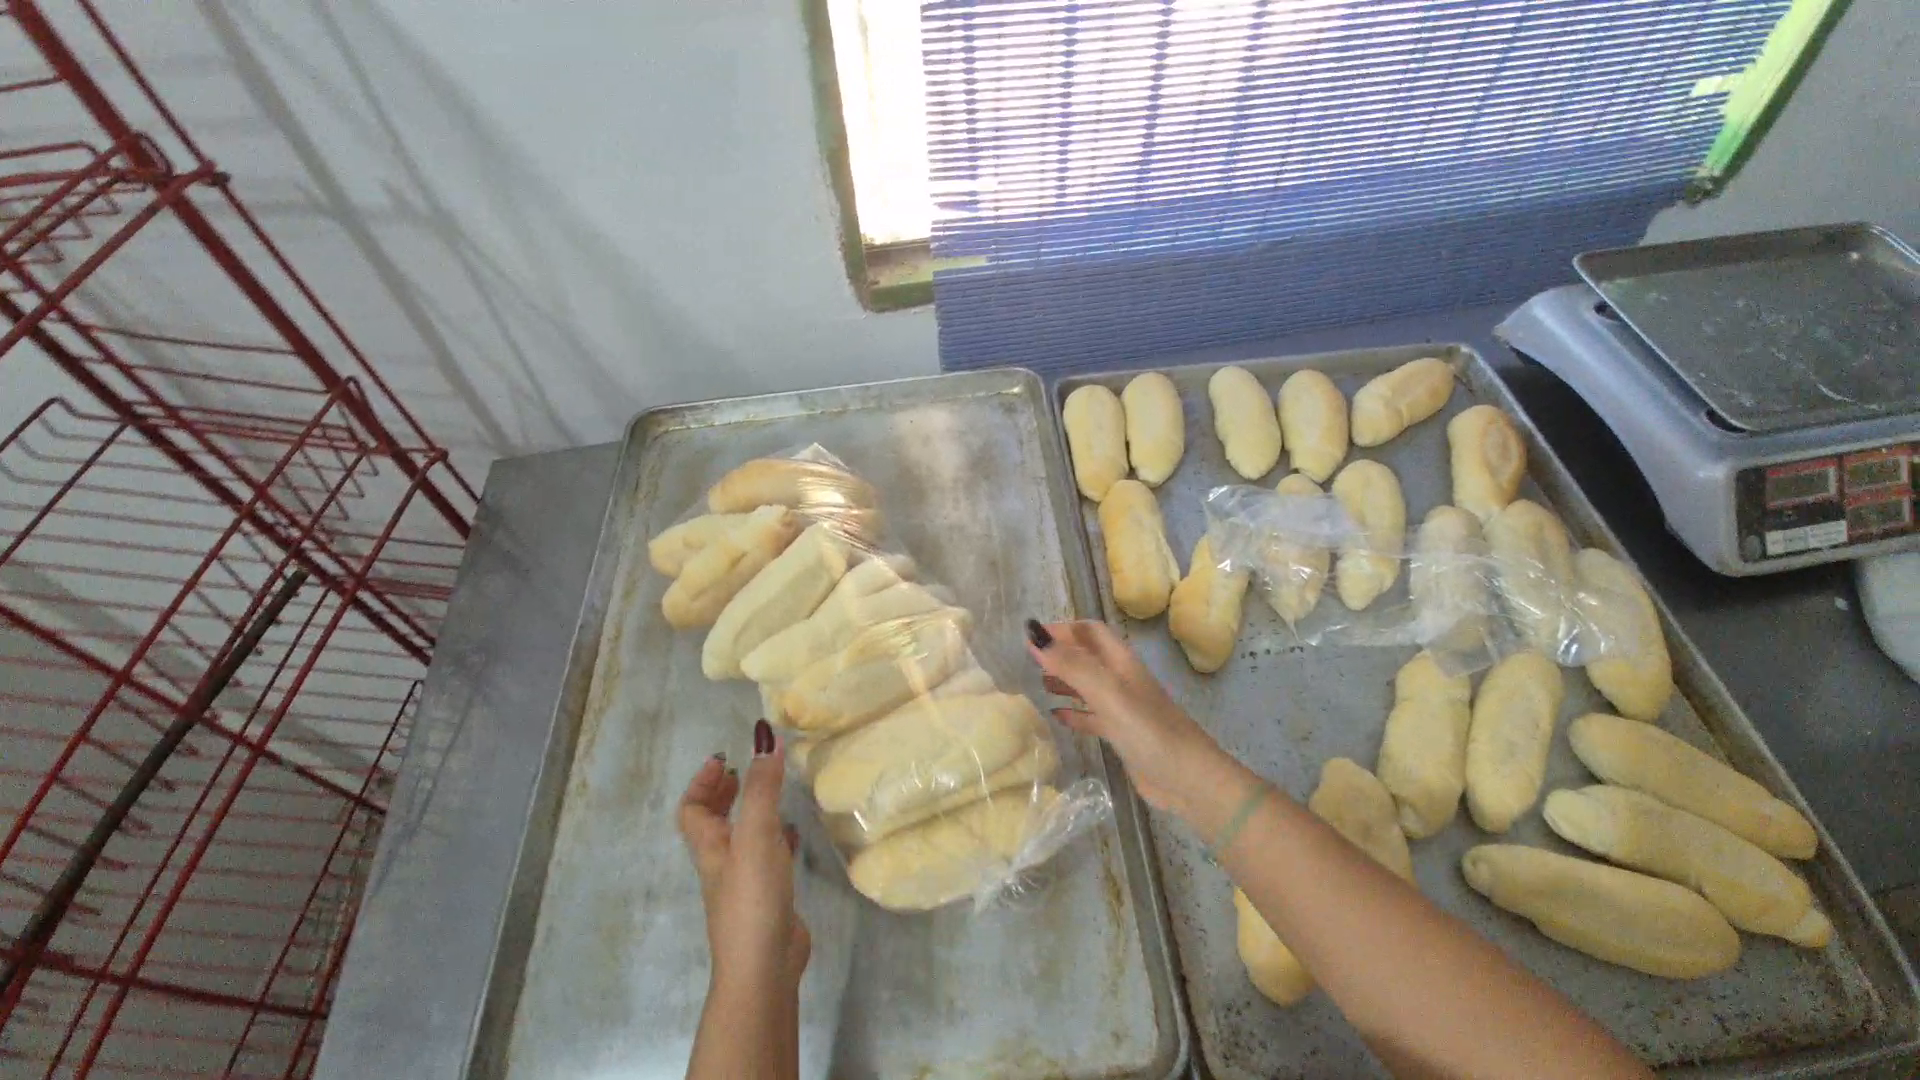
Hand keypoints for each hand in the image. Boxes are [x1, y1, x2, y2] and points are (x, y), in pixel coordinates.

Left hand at [677, 721, 809, 992]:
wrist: (763, 967)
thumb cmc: (752, 898)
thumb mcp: (756, 835)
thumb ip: (762, 789)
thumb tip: (765, 740)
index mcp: (711, 848)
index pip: (691, 809)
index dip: (702, 782)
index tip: (724, 758)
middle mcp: (723, 864)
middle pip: (713, 823)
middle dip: (724, 793)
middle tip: (745, 769)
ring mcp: (745, 884)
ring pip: (742, 839)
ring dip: (752, 813)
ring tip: (774, 792)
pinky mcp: (769, 899)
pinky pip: (769, 858)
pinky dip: (778, 839)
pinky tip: (795, 834)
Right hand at [1026, 619, 1227, 813]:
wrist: (1187, 780)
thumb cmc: (1149, 731)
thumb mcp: (1109, 693)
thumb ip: (1073, 666)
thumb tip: (1035, 637)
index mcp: (1122, 663)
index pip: (1090, 632)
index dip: (1062, 629)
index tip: (1031, 636)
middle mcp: (1121, 680)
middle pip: (1087, 656)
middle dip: (1059, 653)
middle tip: (1025, 660)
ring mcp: (1122, 708)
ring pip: (1087, 685)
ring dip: (1063, 681)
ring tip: (1034, 683)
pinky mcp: (1121, 734)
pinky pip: (1091, 717)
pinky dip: (1073, 713)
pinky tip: (1054, 716)